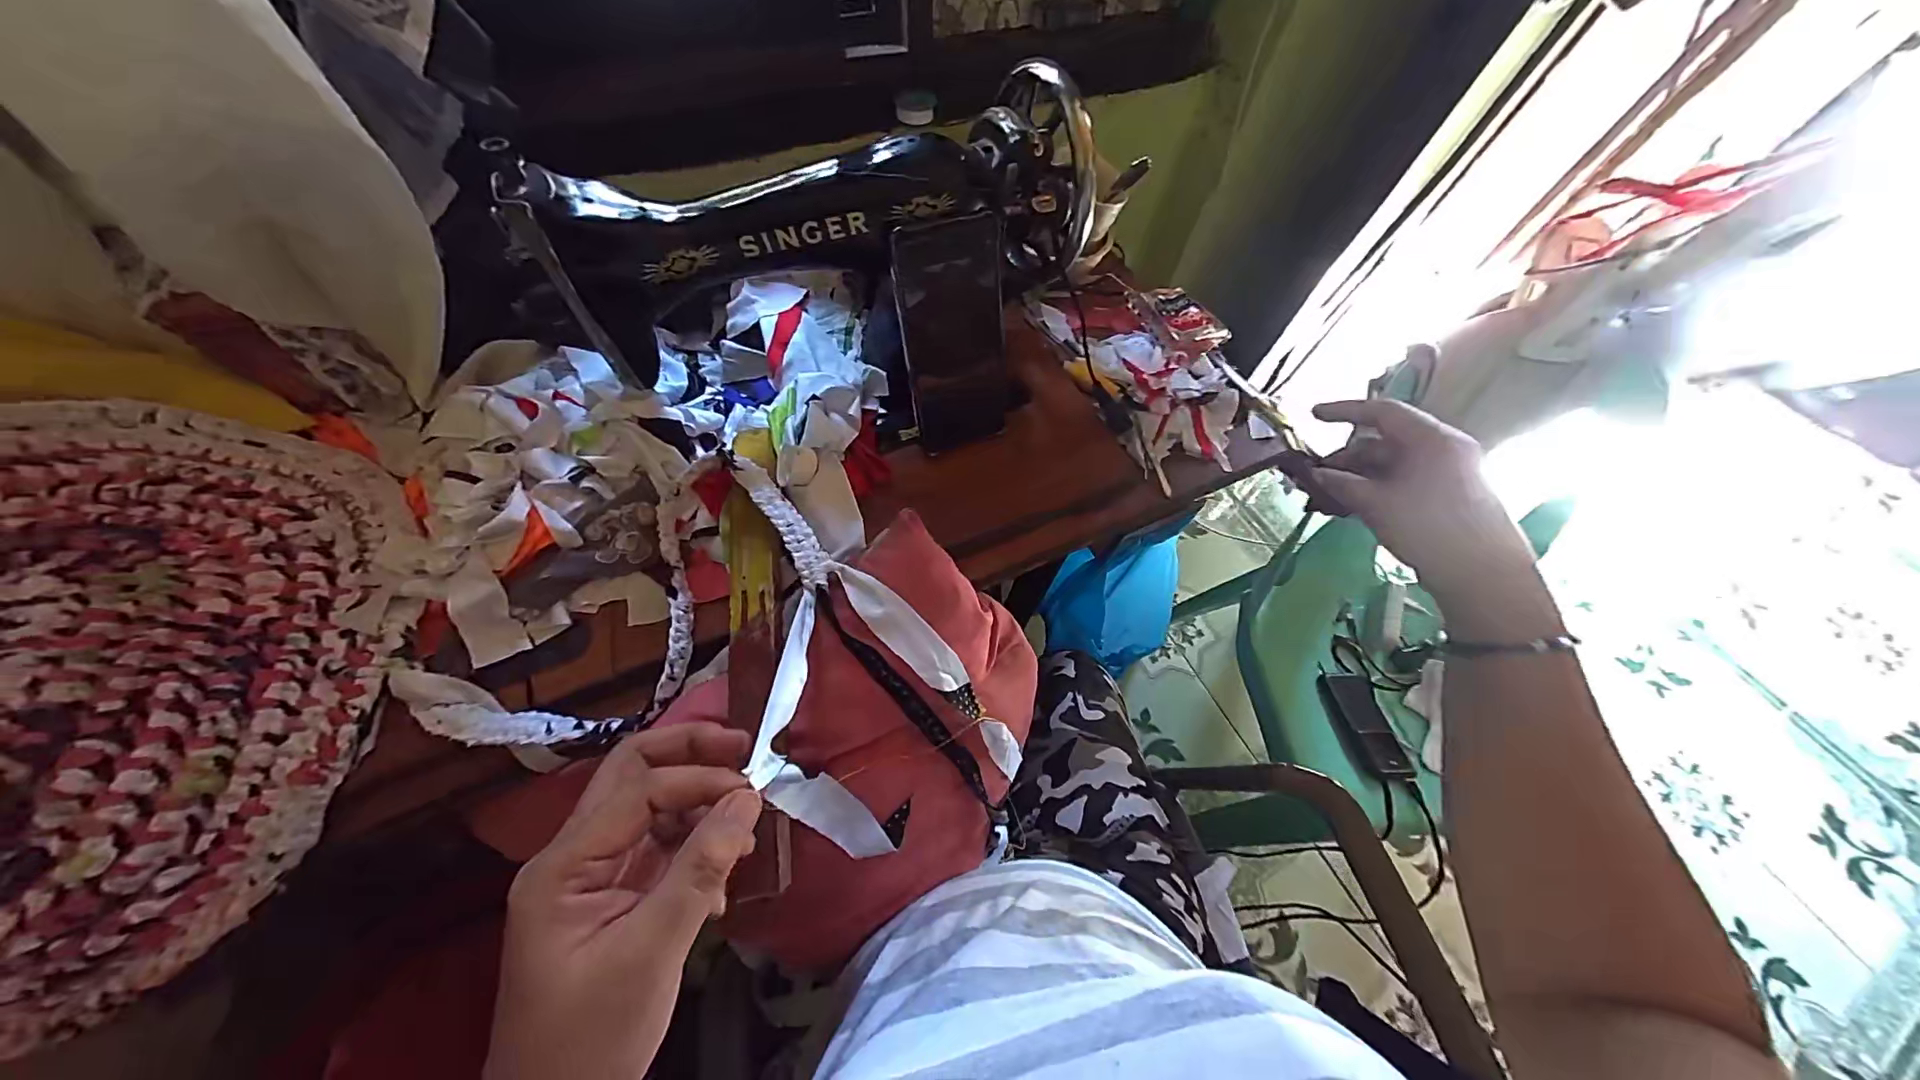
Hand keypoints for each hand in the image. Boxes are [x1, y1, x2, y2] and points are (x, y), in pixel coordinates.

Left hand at [485, 723, 761, 1079]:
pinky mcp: (616, 894)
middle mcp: (573, 857)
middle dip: (688, 753)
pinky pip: (660, 845)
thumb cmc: (592, 1038)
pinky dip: (697, 840)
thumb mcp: (653, 951)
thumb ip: (702, 868)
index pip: (636, 790)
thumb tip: (748, 798)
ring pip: (648, 805)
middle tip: (743, 746)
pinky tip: (727, 868)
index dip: (697, 780)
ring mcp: (593, 875)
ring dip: (699, 799)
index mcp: (563, 866)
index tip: (751, 791)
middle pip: (630, 774)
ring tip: (747, 811)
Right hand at [1305, 400, 1538, 608]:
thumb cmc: (1427, 529)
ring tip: (1325, 497)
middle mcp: (1442, 448)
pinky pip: (1401, 481)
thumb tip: (1315, 473)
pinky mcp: (1445, 494)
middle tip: (1314, 477)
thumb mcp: (1375, 504)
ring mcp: (1446, 472)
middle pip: (1384, 441)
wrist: (1482, 574)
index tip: (1313, 416)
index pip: (1382, 412)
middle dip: (1345, 458)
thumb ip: (1341, 483)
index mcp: (1431, 439)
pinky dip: (1373, 489)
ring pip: (1390, 464)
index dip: (1344, 412)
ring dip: (1355, 477)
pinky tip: (1348, 507)